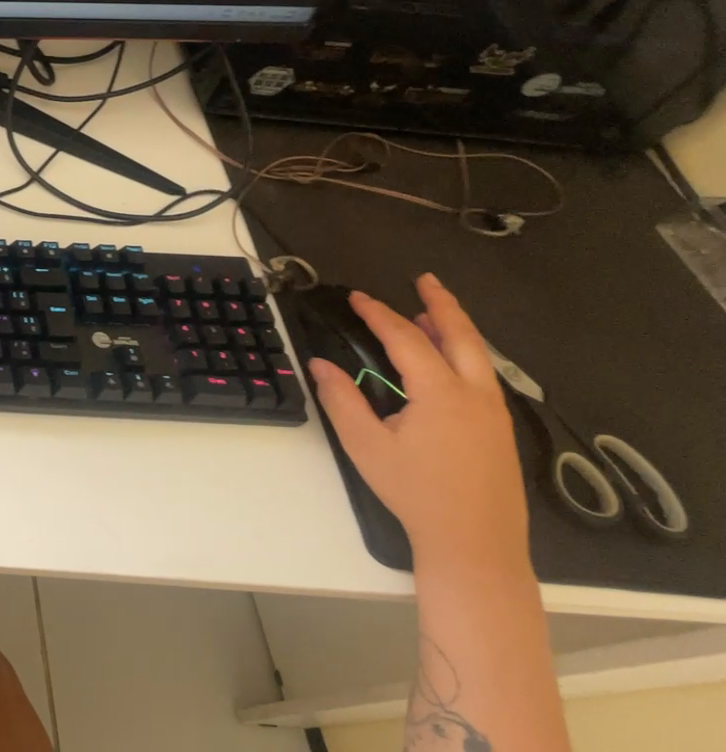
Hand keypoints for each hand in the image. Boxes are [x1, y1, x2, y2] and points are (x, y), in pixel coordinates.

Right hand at [307, 274, 529, 568]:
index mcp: (441, 394)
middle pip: (462, 336)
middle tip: (425, 280)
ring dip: (455, 329)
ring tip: (431, 313)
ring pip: (479, 356)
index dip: (380, 315)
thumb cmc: (415, 492)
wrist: (475, 541)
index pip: (407, 340)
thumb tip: (322, 364)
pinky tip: (447, 360)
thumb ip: (342, 399)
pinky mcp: (500, 429)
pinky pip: (482, 376)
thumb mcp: (365, 445)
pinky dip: (464, 354)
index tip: (357, 298)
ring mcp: (495, 412)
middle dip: (442, 304)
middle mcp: (476, 395)